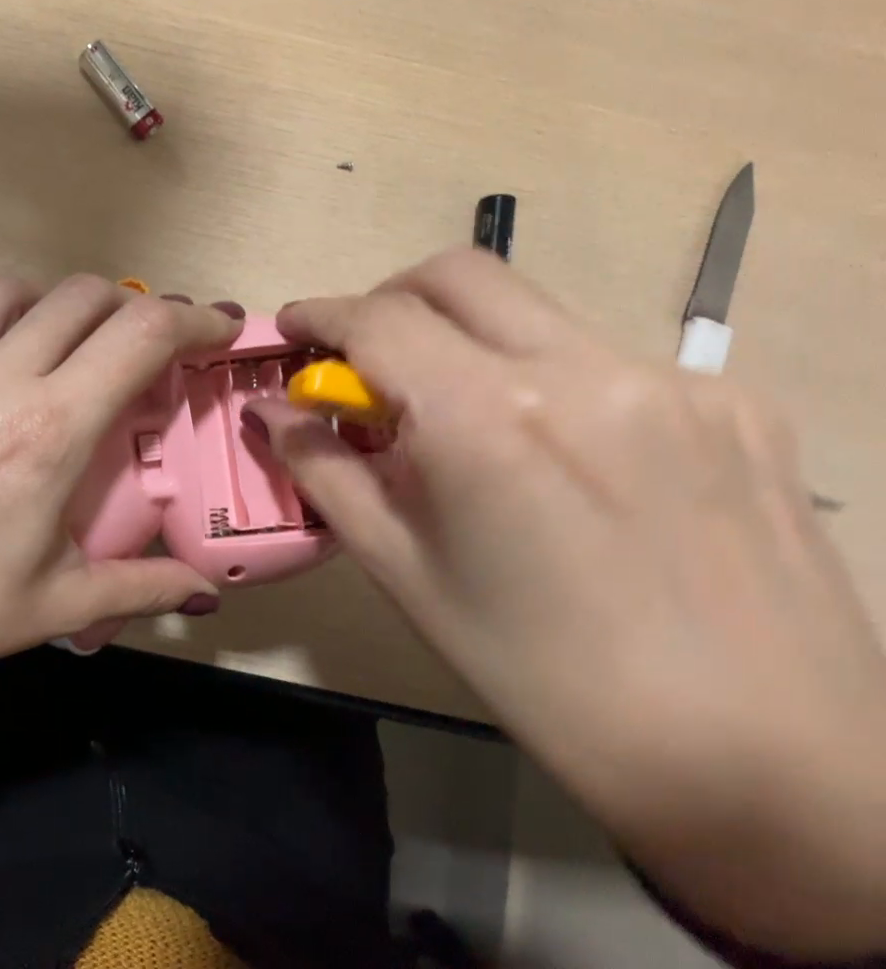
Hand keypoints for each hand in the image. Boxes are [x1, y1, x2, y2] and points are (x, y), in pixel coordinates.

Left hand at [0, 276, 239, 746]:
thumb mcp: (57, 604)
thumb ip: (142, 584)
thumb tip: (205, 588)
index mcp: (49, 429)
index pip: (141, 333)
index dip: (193, 318)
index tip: (214, 328)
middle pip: (81, 296)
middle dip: (129, 308)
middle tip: (140, 345)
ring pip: (6, 293)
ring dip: (48, 307)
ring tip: (56, 347)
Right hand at [249, 249, 885, 957]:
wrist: (757, 756)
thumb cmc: (539, 672)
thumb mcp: (403, 572)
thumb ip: (326, 472)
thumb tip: (273, 411)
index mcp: (489, 419)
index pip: (379, 320)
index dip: (319, 316)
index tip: (291, 331)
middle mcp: (585, 370)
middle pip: (460, 274)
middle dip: (388, 300)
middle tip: (361, 360)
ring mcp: (674, 381)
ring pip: (535, 314)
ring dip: (467, 341)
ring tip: (456, 423)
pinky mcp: (738, 405)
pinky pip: (607, 361)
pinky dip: (546, 382)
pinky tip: (553, 460)